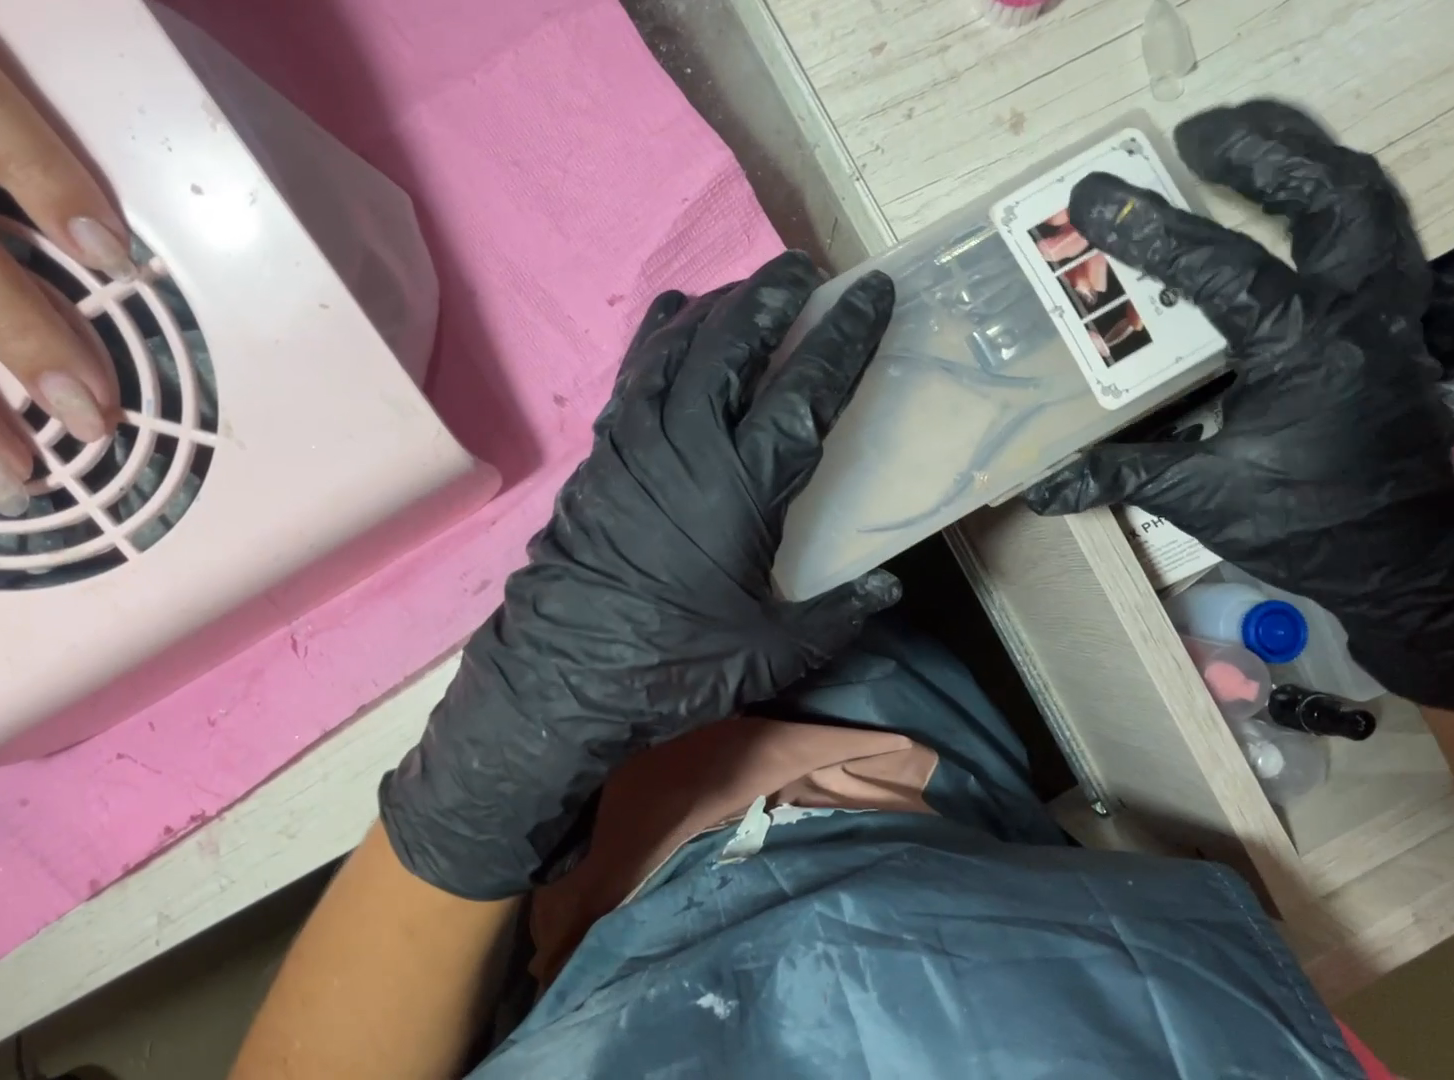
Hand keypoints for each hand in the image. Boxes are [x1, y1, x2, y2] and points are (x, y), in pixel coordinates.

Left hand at [380, 252, 901, 899]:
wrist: (565, 677)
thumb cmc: (674, 664)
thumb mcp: (772, 650)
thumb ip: (837, 614)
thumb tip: (888, 585)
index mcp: (743, 488)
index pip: (806, 391)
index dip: (843, 337)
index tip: (870, 295)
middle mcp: (688, 446)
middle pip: (734, 343)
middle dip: (773, 294)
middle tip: (804, 270)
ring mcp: (635, 442)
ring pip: (679, 346)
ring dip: (719, 306)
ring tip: (748, 288)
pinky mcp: (600, 452)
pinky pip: (634, 373)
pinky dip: (660, 336)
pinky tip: (675, 318)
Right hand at [1025, 101, 1453, 709]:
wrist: (1402, 552)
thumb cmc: (1304, 522)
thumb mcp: (1201, 498)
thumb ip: (1120, 476)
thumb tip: (1041, 489)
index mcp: (1306, 351)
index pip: (1228, 269)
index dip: (1156, 230)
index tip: (1095, 197)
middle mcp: (1359, 313)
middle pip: (1336, 195)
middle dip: (1266, 150)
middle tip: (1196, 133)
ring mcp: (1388, 310)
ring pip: (1369, 201)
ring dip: (1308, 156)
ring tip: (1245, 137)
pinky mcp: (1392, 319)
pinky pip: (1374, 232)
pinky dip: (1333, 198)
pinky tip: (1291, 197)